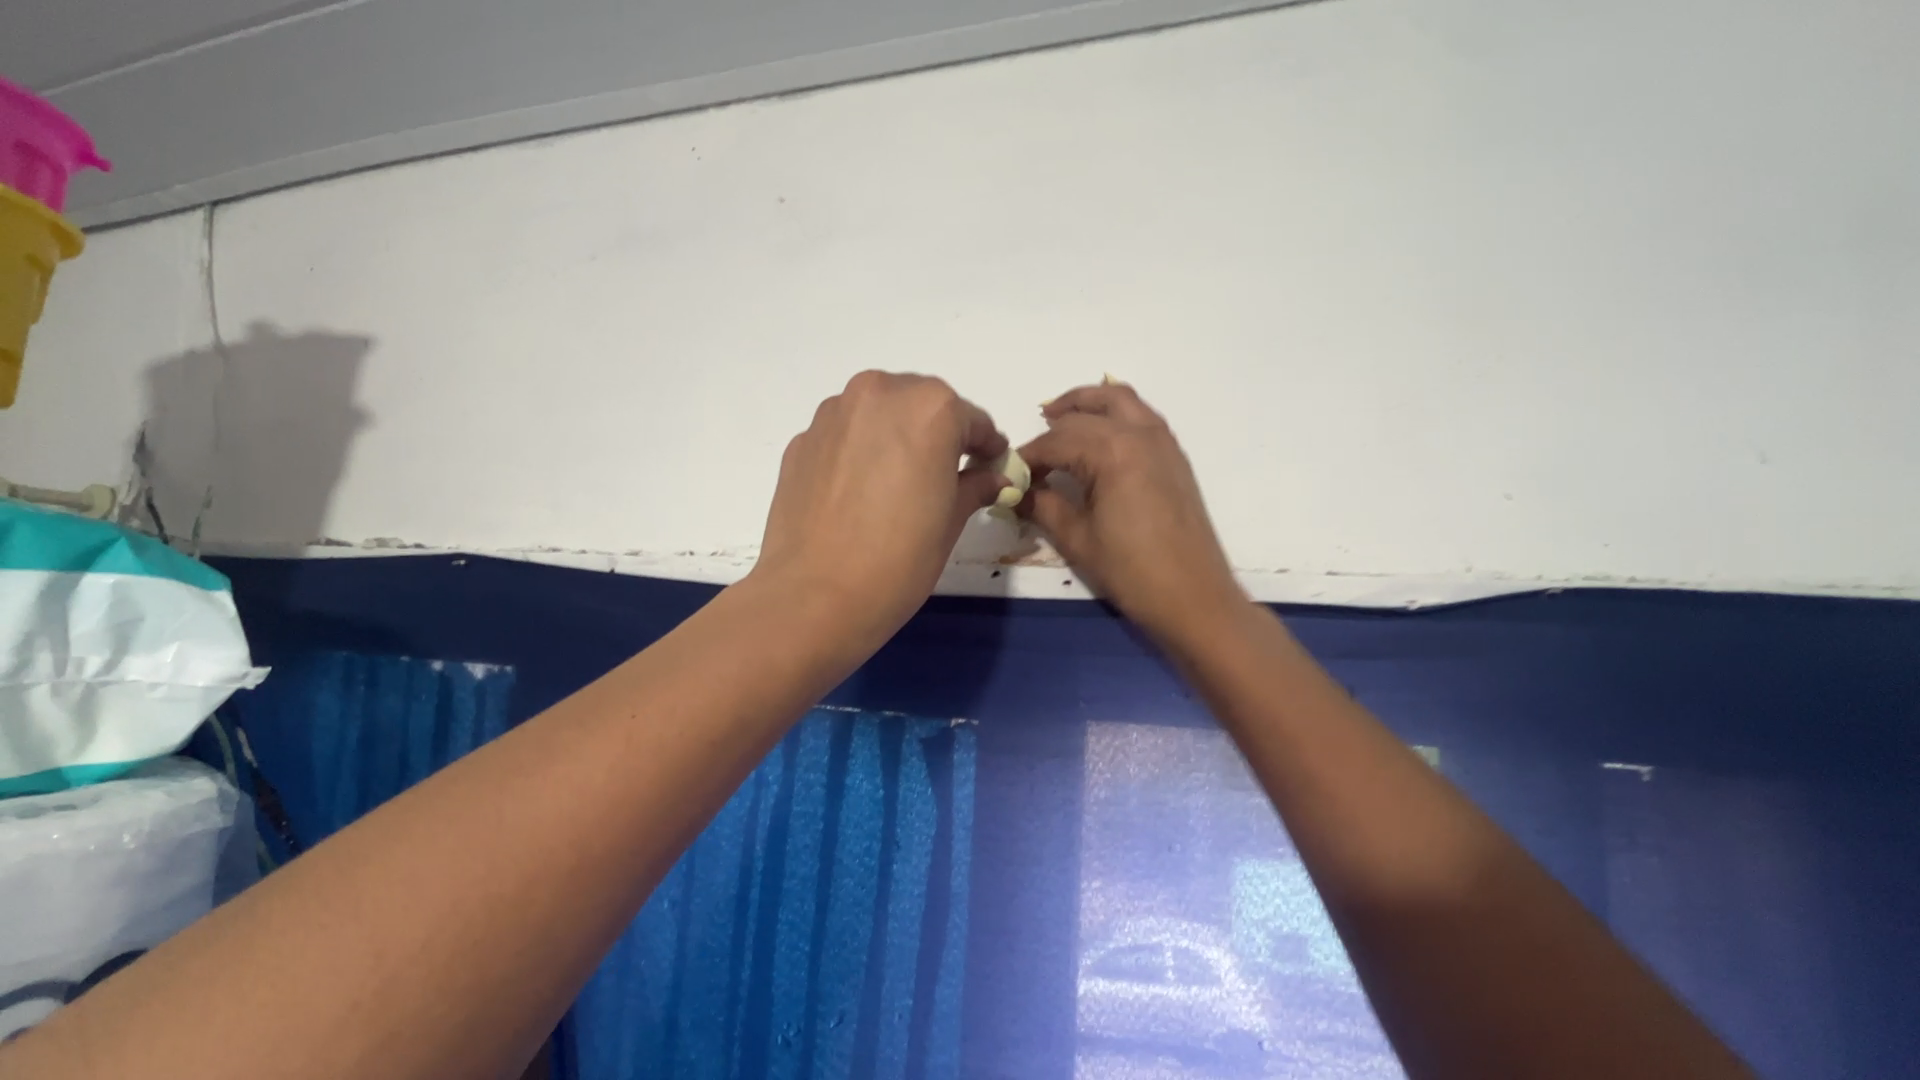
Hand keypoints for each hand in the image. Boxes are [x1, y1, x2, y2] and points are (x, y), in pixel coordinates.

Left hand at [753, 371, 1008, 637]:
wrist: (814, 597)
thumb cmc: (899, 560)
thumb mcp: (950, 522)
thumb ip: (974, 486)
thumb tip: (992, 478)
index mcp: (929, 409)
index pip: (971, 420)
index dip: (985, 446)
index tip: (991, 467)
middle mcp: (879, 394)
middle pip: (921, 404)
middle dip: (937, 433)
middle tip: (945, 474)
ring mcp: (833, 414)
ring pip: (878, 413)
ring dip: (894, 436)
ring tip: (898, 482)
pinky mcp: (802, 440)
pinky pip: (844, 436)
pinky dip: (859, 452)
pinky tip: (860, 493)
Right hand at [1020, 381, 1244, 640]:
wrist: (1193, 597)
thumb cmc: (1132, 572)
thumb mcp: (1077, 539)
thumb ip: (1043, 506)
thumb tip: (1015, 492)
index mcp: (1112, 452)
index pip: (1056, 442)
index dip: (1027, 457)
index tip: (1007, 474)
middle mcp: (1139, 434)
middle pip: (1083, 417)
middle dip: (1051, 433)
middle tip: (1029, 459)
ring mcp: (1162, 441)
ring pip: (1118, 400)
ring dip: (1085, 404)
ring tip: (1056, 419)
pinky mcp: (1174, 455)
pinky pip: (1139, 415)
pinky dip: (1113, 414)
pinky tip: (1096, 436)